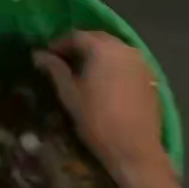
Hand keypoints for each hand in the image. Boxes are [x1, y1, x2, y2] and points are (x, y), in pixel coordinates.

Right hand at [35, 31, 171, 187]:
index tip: (48, 56)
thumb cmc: (97, 120)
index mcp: (102, 48)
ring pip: (113, 48)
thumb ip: (54, 68)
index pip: (76, 36)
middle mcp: (124, 48)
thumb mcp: (69, 93)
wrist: (135, 151)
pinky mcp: (150, 77)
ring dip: (97, 54)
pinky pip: (126, 61)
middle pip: (97, 38)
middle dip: (79, 46)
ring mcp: (140, 62)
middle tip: (64, 61)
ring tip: (83, 71)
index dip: (59, 44)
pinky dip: (112, 64)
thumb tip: (38, 54)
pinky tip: (104, 80)